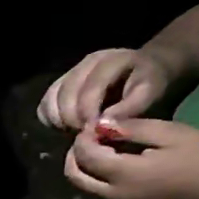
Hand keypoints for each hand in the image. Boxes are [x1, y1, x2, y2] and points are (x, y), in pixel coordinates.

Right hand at [38, 47, 180, 131]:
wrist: (150, 75)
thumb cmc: (153, 88)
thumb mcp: (151, 96)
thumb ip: (129, 109)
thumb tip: (100, 126)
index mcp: (111, 61)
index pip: (89, 89)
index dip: (88, 114)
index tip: (95, 134)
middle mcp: (87, 63)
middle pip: (65, 94)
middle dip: (73, 120)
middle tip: (86, 137)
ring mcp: (71, 73)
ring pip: (51, 100)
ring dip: (60, 122)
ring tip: (76, 133)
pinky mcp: (60, 86)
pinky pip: (44, 105)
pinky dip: (51, 121)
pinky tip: (67, 129)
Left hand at [63, 116, 198, 198]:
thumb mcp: (170, 133)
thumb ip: (132, 128)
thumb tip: (100, 124)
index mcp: (122, 174)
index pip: (85, 154)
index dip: (84, 136)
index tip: (96, 121)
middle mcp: (112, 194)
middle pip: (74, 175)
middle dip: (75, 153)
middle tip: (91, 134)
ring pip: (83, 185)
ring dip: (82, 164)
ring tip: (100, 143)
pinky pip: (97, 190)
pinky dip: (93, 173)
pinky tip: (111, 156)